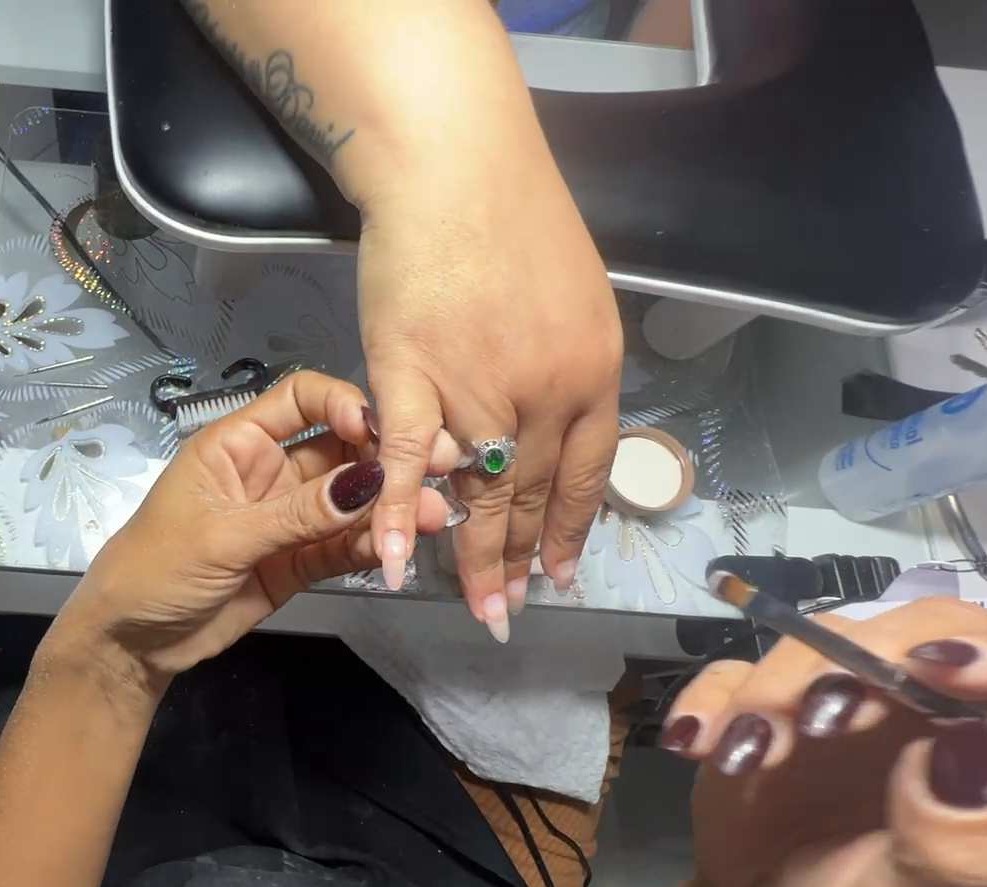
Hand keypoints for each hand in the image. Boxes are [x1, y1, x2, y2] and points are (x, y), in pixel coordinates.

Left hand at [55, 372, 450, 689]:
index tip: (378, 426)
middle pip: (337, 451)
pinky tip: (403, 544)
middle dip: (382, 459)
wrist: (133, 642)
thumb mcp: (220, 536)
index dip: (341, 403)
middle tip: (436, 466)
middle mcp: (269, 472)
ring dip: (387, 506)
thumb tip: (368, 483)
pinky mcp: (297, 561)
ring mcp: (286, 518)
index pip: (299, 400)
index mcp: (237, 444)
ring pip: (347, 502)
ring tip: (435, 513)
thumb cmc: (155, 569)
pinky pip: (341, 545)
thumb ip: (295, 514)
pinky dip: (371, 545)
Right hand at [356, 160, 621, 641]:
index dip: (568, 532)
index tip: (558, 575)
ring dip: (474, 560)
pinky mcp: (412, 382)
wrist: (455, 171)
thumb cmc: (511, 220)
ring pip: (478, 492)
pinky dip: (398, 517)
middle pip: (531, 496)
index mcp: (591, 372)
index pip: (583, 475)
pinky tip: (394, 563)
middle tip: (510, 616)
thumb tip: (542, 416)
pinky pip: (409, 464)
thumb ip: (560, 365)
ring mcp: (479, 391)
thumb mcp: (569, 295)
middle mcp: (545, 394)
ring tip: (476, 610)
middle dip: (521, 564)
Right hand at [663, 598, 986, 886]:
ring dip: (773, 687)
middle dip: (861, 659)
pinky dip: (707, 699)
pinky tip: (691, 746)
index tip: (938, 668)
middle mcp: (946, 717)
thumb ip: (958, 854)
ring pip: (823, 639)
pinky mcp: (770, 700)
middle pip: (930, 630)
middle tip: (812, 717)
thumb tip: (964, 751)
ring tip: (740, 757)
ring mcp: (849, 701)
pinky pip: (734, 669)